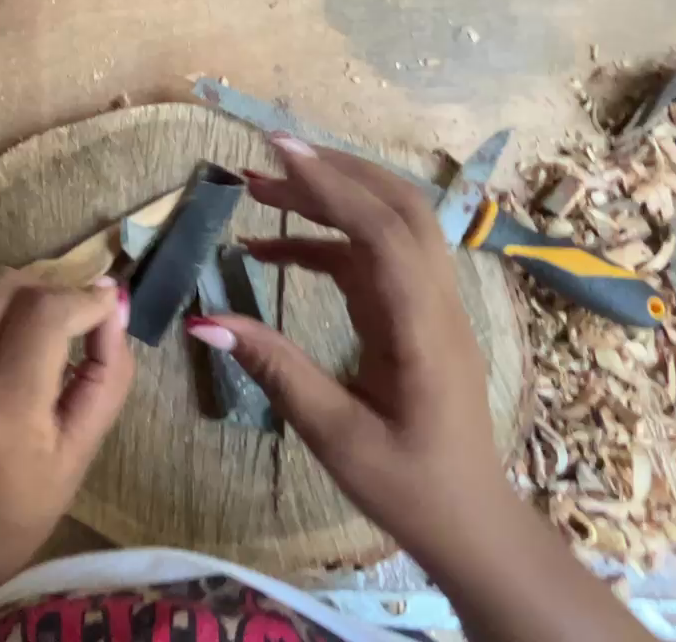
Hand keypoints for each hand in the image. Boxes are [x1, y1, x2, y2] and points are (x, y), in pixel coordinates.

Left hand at [0, 270, 132, 582]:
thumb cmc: (19, 505)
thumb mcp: (80, 451)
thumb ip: (106, 374)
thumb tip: (114, 302)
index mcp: (5, 411)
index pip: (46, 313)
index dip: (83, 297)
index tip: (104, 302)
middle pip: (8, 288)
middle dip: (50, 290)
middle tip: (69, 314)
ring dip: (12, 296)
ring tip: (27, 331)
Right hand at [185, 135, 515, 560]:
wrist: (472, 523)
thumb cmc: (409, 485)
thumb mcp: (334, 435)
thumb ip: (274, 369)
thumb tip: (203, 321)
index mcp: (422, 329)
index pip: (383, 233)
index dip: (331, 187)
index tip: (277, 152)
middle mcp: (435, 302)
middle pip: (398, 207)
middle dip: (333, 172)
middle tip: (266, 159)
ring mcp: (429, 304)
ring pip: (391, 222)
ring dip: (331, 196)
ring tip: (261, 191)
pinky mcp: (414, 312)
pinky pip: (372, 256)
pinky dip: (324, 240)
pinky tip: (273, 251)